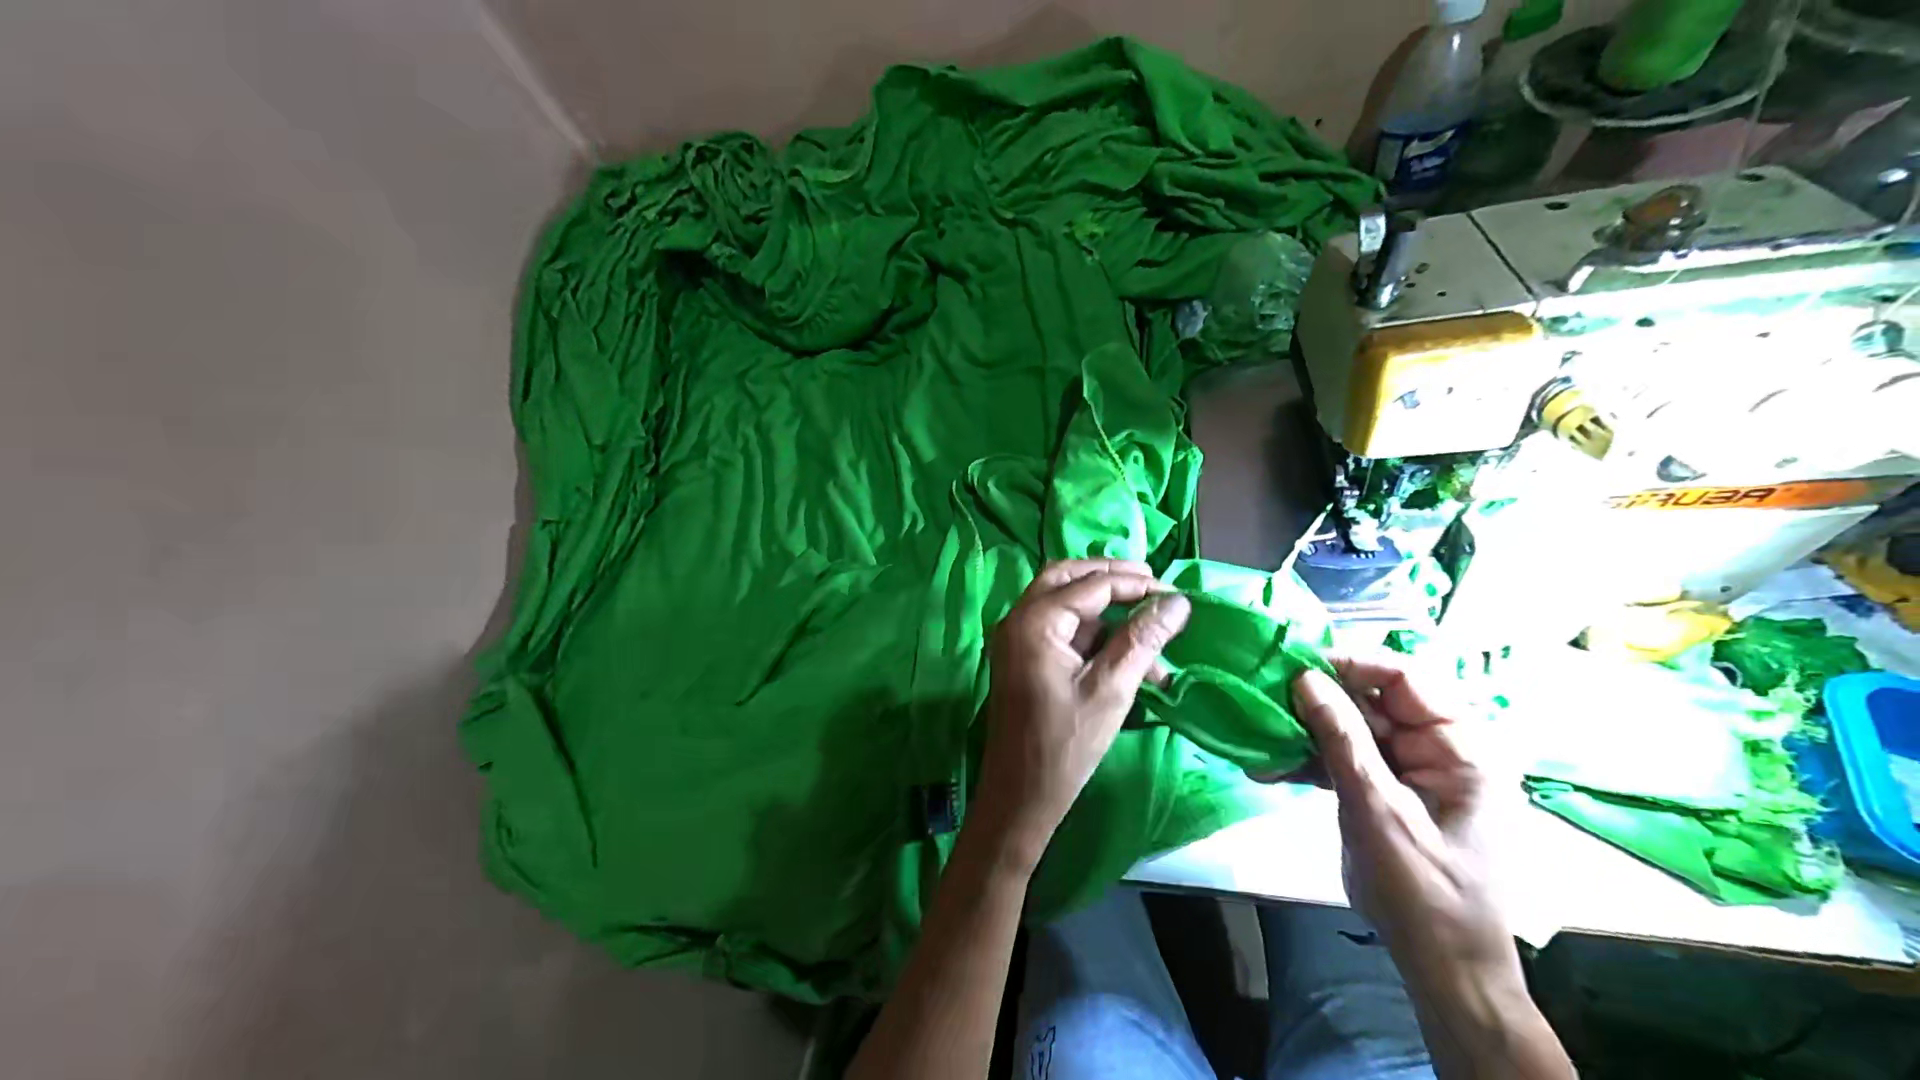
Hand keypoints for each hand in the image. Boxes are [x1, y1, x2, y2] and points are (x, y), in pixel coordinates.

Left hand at [975, 558, 1192, 869]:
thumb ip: (1142, 640)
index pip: (1091, 585)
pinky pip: (1059, 628)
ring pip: (1063, 601)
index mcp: (1034, 622)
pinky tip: (1130, 656)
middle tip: (1154, 585)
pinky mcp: (1022, 656)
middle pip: (1068, 577)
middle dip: (1112, 578)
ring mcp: (1016, 638)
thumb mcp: (1111, 690)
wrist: (1019, 797)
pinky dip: (1093, 633)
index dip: (1136, 585)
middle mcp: (1017, 619)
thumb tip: (1178, 602)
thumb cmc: (1065, 746)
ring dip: (1106, 608)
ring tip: (1151, 624)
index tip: (1176, 594)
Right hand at [1290, 654, 1518, 990]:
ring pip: (1348, 729)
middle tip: (1264, 697)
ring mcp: (1406, 771)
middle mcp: (1435, 749)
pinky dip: (1307, 761)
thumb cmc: (1425, 889)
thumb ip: (1342, 739)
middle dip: (1316, 700)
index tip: (1298, 662)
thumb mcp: (1379, 809)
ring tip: (1258, 737)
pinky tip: (1269, 768)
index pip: (1407, 678)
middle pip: (1370, 701)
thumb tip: (1305, 678)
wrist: (1442, 967)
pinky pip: (1340, 759)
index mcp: (1460, 747)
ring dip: (1303, 733)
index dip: (1352, 662)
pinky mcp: (1380, 791)